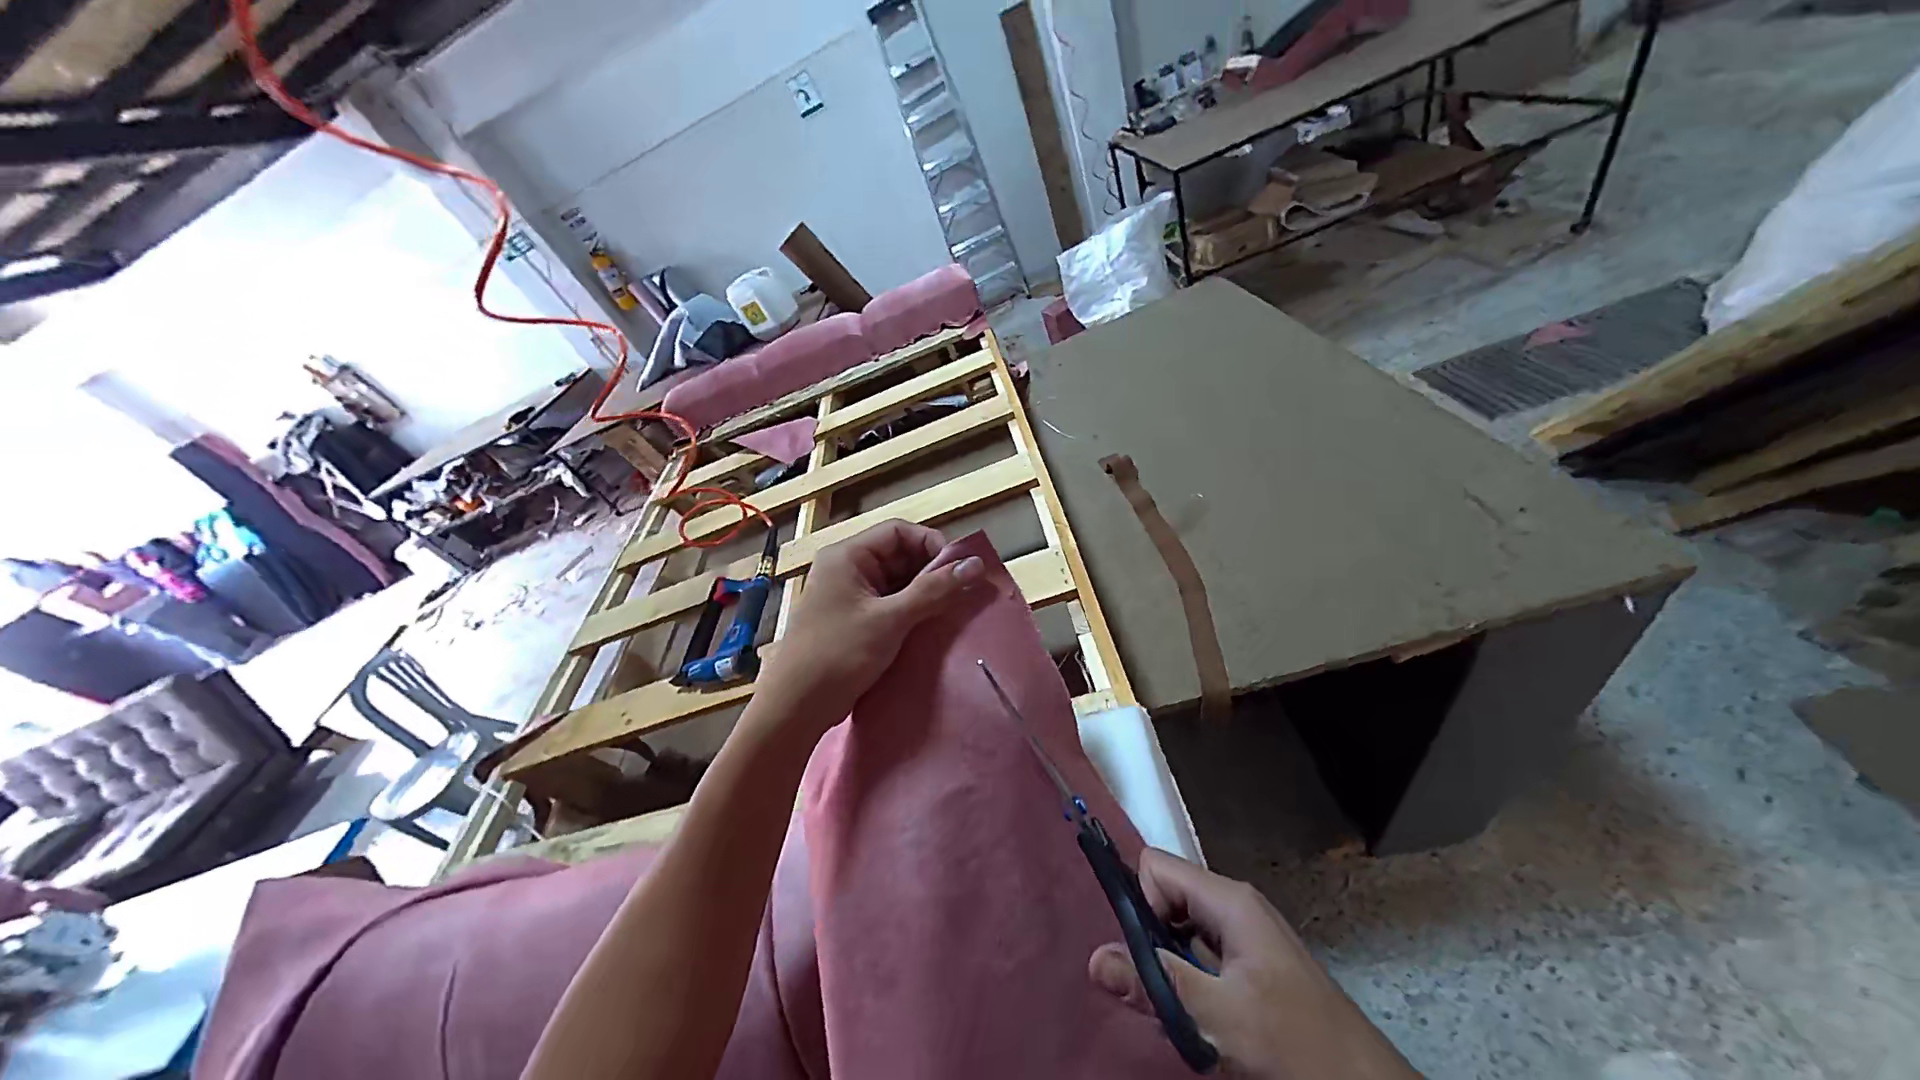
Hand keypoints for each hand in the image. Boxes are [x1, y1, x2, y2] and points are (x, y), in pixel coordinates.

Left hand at [751, 520, 983, 739]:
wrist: (796, 707)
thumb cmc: (839, 655)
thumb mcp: (891, 620)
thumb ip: (934, 591)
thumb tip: (975, 565)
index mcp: (848, 555)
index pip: (899, 532)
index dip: (932, 545)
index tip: (960, 570)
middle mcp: (847, 568)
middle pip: (899, 555)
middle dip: (931, 572)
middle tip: (962, 594)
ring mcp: (849, 595)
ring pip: (897, 581)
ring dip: (924, 593)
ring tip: (952, 610)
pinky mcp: (854, 620)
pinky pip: (890, 603)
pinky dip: (911, 611)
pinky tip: (932, 626)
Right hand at [1088, 849, 1420, 1079]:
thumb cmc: (1293, 1045)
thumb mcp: (1217, 1017)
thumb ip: (1154, 982)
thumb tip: (1094, 959)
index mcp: (1229, 900)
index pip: (1157, 868)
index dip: (1142, 904)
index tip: (1149, 955)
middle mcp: (1235, 906)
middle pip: (1167, 897)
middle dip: (1153, 941)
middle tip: (1160, 992)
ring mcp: (1246, 936)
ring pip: (1182, 929)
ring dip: (1171, 967)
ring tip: (1184, 1012)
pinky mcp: (1252, 965)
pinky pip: (1201, 954)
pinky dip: (1191, 981)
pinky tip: (1204, 1021)